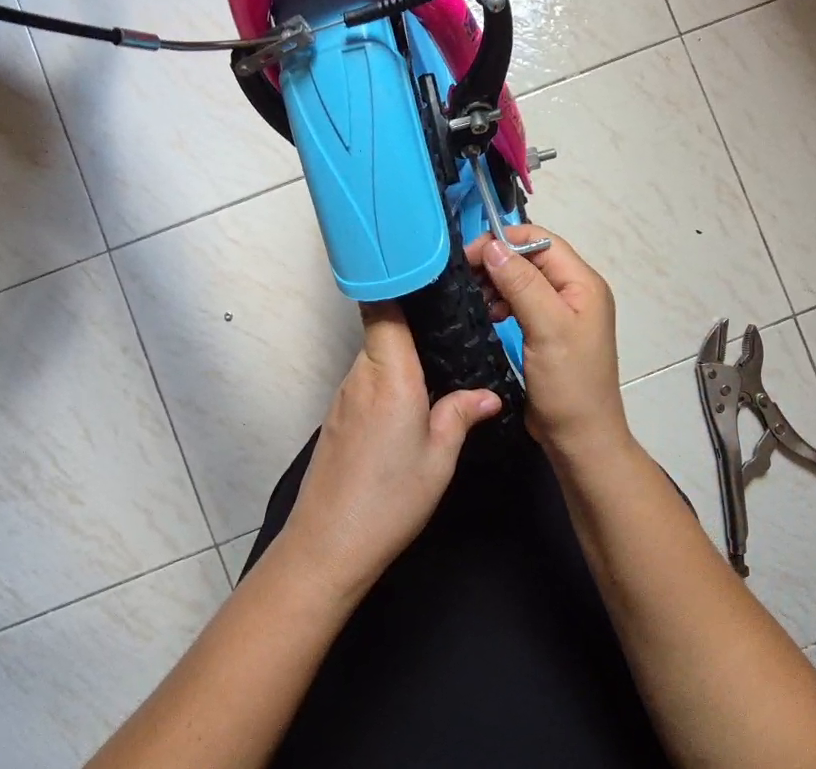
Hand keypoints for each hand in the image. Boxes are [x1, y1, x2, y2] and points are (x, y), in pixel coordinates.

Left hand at [275, 303, 502, 597]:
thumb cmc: (389, 501)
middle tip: (454, 322)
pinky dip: (390, 379)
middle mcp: (360, 376)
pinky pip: (368, 381)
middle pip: (383, 328)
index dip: (403, 282)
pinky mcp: (338, 417)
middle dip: (415, 322)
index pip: (386, 307)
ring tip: (442, 363)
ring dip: (403, 355)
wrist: (328, 545)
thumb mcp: (440, 458)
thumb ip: (462, 415)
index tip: (429, 270)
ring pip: (376, 356)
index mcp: (389, 375)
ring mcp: (344, 396)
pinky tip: (414, 403)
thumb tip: (487, 396)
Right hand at [466, 226, 628, 457]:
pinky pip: (522, 303)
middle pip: (531, 258)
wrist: (579, 438)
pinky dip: (502, 302)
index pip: (541, 241)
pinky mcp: (547, 332)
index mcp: (583, 283)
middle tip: (466, 280)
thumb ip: (522, 284)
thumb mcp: (546, 328)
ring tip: (478, 300)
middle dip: (498, 262)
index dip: (505, 242)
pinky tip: (489, 315)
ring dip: (498, 283)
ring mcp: (562, 313)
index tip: (470, 257)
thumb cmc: (568, 384)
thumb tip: (492, 246)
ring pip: (523, 280)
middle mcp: (575, 291)